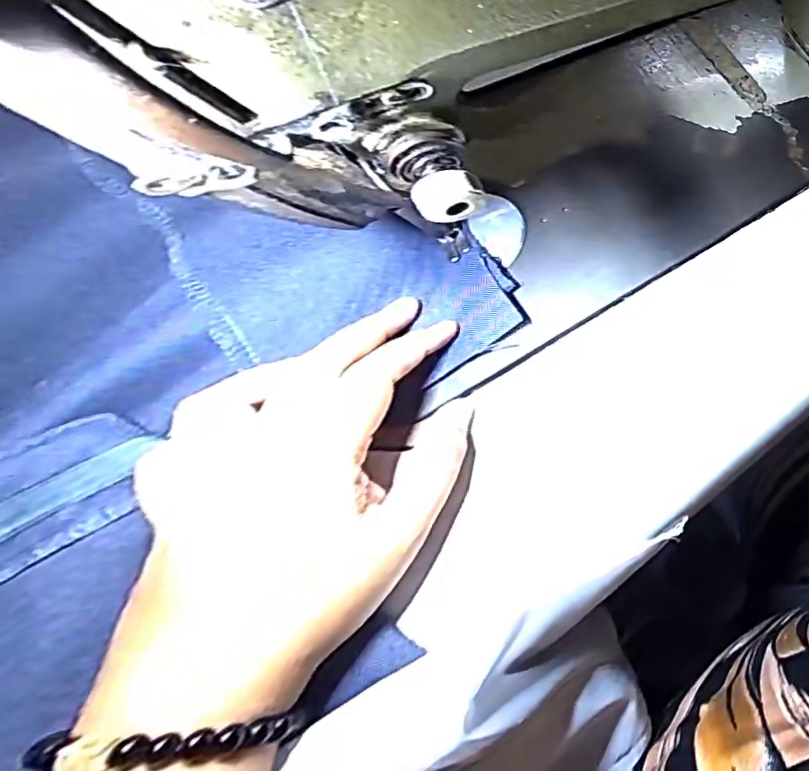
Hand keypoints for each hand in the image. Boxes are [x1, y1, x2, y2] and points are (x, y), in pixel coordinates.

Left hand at [75, 299, 469, 749]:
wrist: (209, 675)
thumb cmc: (315, 601)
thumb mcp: (400, 536)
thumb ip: (437, 465)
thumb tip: (459, 412)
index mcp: (311, 453)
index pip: (370, 378)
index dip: (413, 347)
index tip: (445, 329)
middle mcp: (250, 449)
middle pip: (311, 367)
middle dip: (365, 332)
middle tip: (403, 311)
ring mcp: (201, 472)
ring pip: (234, 392)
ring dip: (288, 367)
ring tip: (324, 363)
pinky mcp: (171, 499)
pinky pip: (179, 440)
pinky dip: (216, 419)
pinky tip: (241, 424)